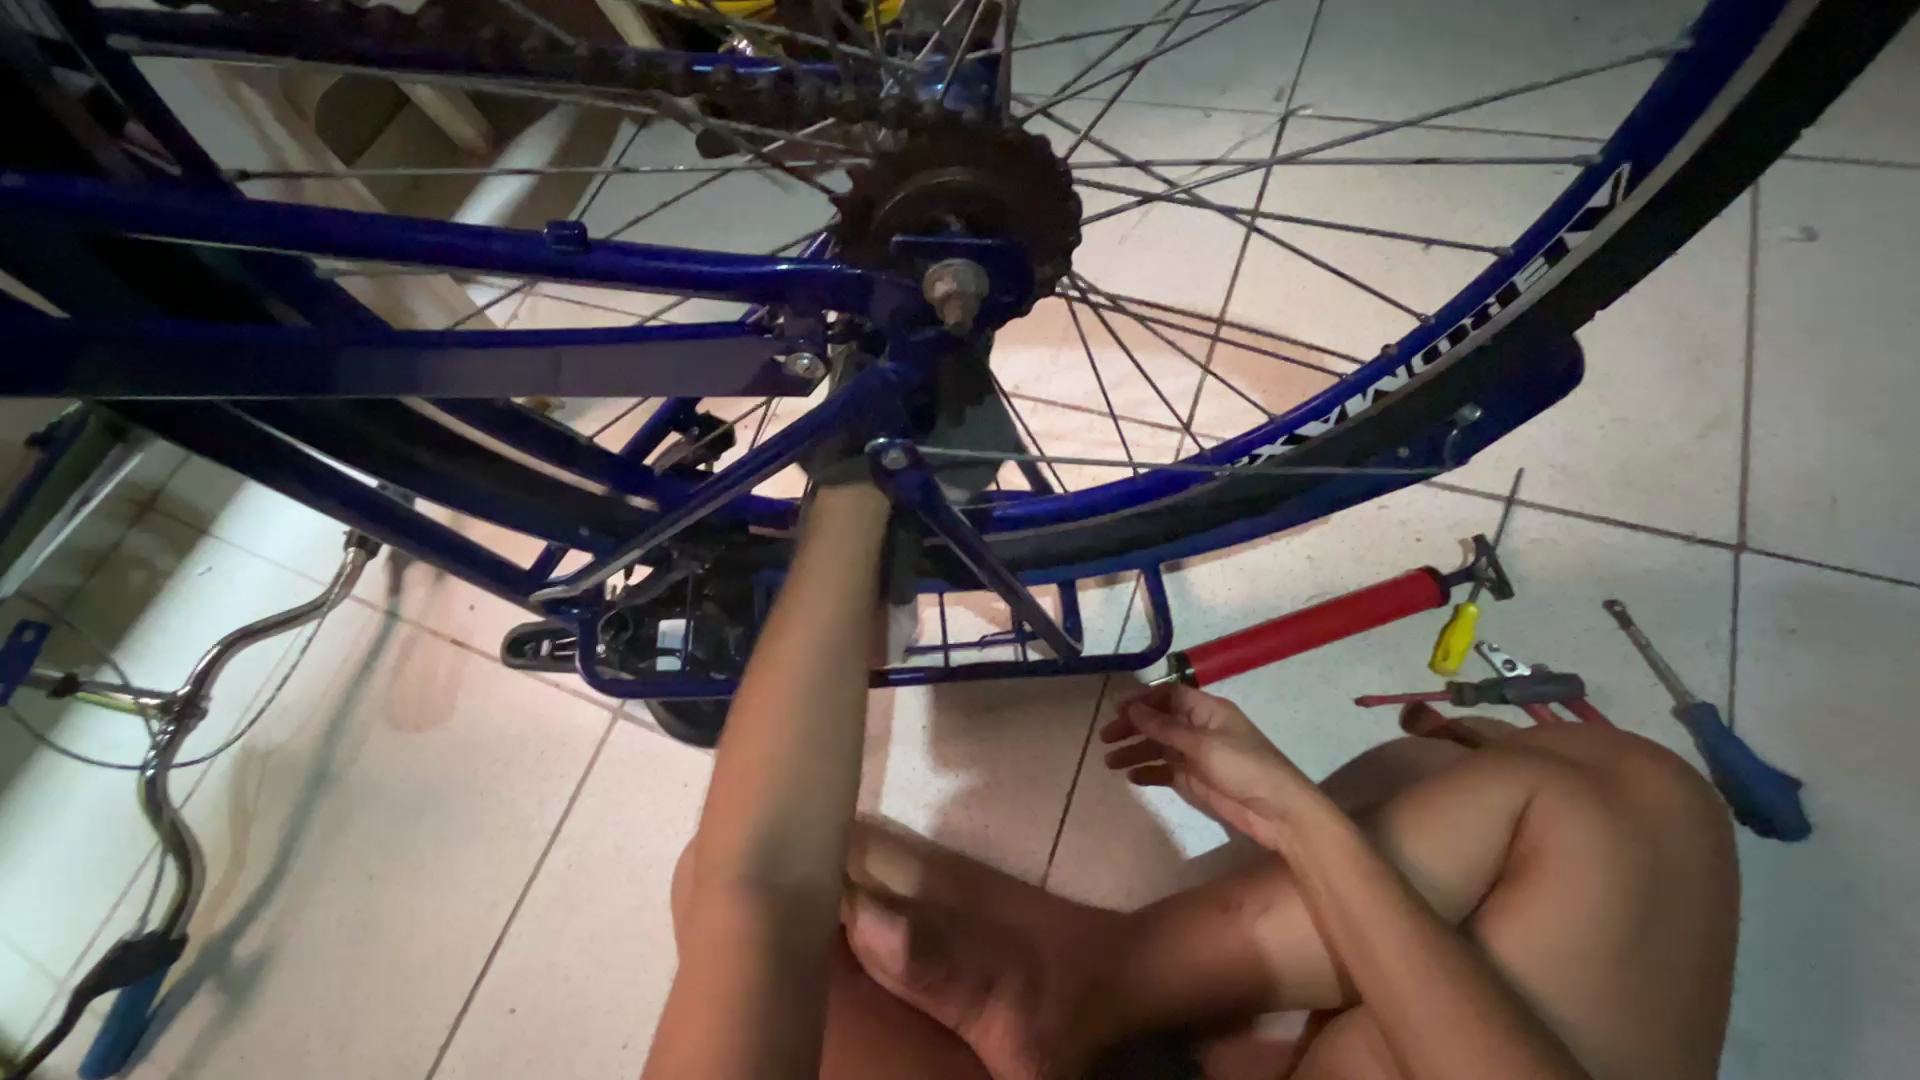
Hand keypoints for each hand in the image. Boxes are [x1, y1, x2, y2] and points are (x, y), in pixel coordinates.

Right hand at [1100, 684, 1313, 846]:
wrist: (1277, 811)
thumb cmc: (1244, 767)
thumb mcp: (1202, 744)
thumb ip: (1165, 728)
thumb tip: (1132, 710)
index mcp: (1207, 710)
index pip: (1168, 696)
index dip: (1142, 700)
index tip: (1116, 710)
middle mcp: (1199, 728)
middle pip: (1158, 721)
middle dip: (1132, 727)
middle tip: (1106, 738)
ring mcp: (1196, 755)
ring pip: (1158, 747)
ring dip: (1134, 751)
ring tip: (1110, 762)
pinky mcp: (1195, 779)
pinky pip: (1165, 771)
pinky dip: (1148, 772)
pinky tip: (1131, 777)